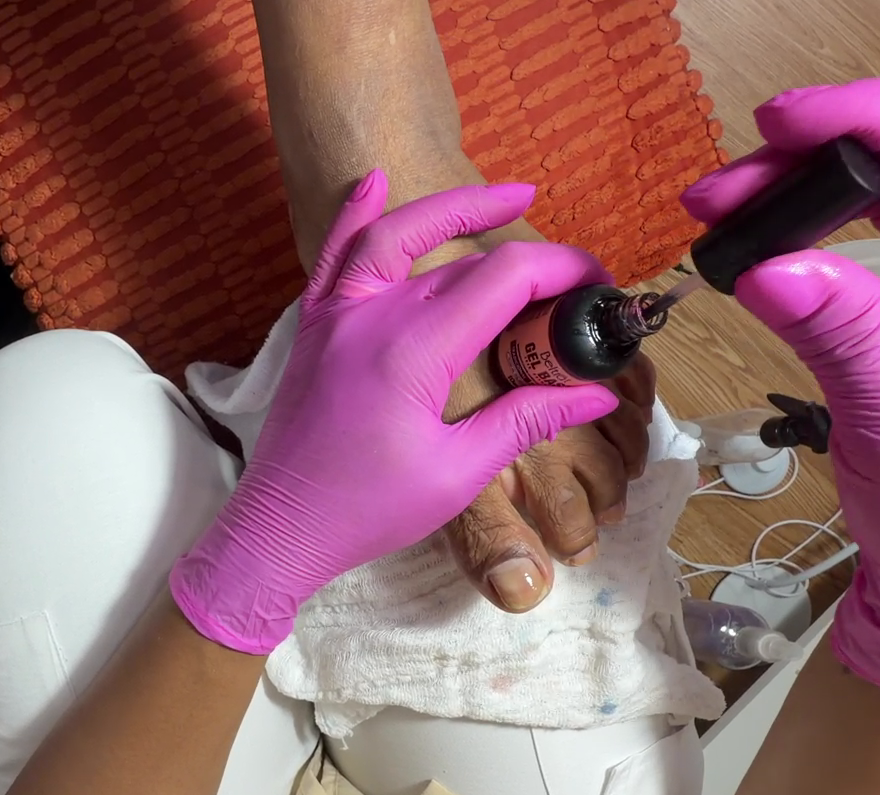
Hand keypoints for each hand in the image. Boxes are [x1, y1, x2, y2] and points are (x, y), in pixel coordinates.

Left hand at [171, 171, 619, 652]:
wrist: (281, 527)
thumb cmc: (365, 511)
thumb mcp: (456, 473)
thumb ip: (524, 421)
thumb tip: (594, 393)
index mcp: (413, 351)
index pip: (506, 278)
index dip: (565, 271)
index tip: (599, 292)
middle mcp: (371, 318)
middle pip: (464, 262)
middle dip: (528, 263)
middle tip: (571, 285)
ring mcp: (334, 319)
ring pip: (397, 236)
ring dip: (454, 211)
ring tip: (511, 197)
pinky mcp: (313, 331)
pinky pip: (334, 259)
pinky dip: (356, 216)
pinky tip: (376, 183)